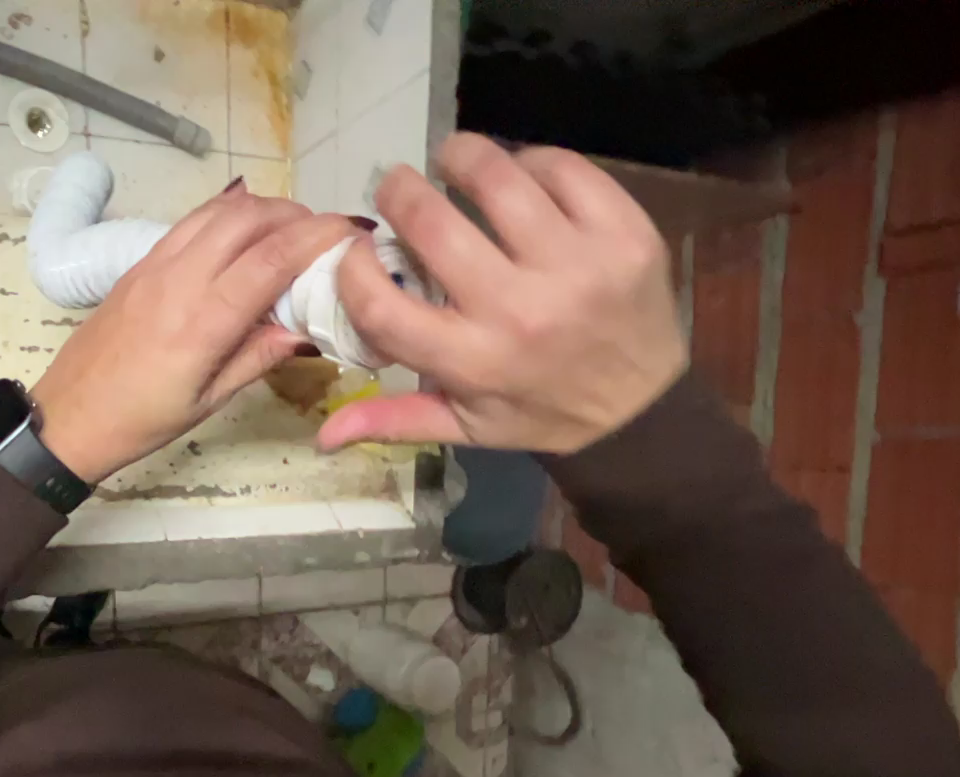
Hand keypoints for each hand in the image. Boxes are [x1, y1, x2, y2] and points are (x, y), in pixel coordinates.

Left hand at [32, 185, 365, 483]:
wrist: (68, 415)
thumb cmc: (141, 421)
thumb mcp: (207, 401)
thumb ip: (256, 358)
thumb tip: (304, 329)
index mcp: (200, 323)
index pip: (269, 260)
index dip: (316, 237)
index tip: (352, 231)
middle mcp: (177, 280)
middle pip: (246, 219)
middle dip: (294, 214)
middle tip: (324, 233)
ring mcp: (153, 265)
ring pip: (215, 212)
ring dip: (261, 209)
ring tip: (290, 227)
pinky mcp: (138, 263)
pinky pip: (190, 222)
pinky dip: (226, 214)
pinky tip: (243, 228)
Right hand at [317, 133, 687, 455]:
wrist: (639, 409)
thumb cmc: (535, 414)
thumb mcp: (462, 428)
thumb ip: (392, 419)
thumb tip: (320, 437)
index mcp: (471, 362)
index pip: (382, 305)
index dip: (353, 269)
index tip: (358, 254)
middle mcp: (517, 311)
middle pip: (431, 224)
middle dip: (399, 191)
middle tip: (396, 186)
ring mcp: (576, 266)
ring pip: (497, 177)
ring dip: (460, 157)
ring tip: (450, 159)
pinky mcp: (623, 233)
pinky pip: (562, 169)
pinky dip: (529, 163)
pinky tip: (519, 176)